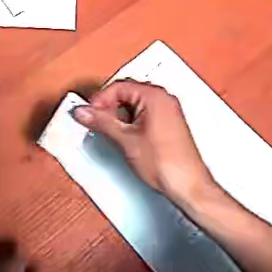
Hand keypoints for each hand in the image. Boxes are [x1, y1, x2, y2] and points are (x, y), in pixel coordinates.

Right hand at [73, 81, 221, 211]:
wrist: (188, 185)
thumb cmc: (167, 164)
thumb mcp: (125, 140)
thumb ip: (101, 122)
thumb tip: (84, 112)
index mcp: (154, 96)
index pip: (119, 86)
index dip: (100, 100)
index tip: (89, 113)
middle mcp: (164, 99)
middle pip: (127, 92)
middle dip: (109, 106)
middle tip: (96, 121)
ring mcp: (168, 110)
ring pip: (135, 103)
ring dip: (120, 114)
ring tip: (111, 132)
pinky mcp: (169, 123)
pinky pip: (145, 113)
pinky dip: (132, 121)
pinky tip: (126, 137)